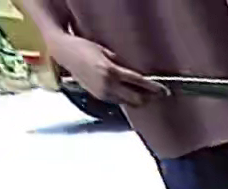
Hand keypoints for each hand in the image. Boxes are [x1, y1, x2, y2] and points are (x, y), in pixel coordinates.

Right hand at [50, 34, 165, 106]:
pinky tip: (130, 94)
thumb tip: (139, 77)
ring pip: (130, 103)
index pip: (139, 83)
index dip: (154, 89)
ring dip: (139, 100)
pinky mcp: (100, 98)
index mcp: (111, 71)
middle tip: (157, 95)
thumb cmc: (83, 46)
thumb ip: (122, 65)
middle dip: (149, 98)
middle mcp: (108, 85)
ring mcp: (104, 93)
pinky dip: (127, 99)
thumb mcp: (105, 52)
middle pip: (138, 100)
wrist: (62, 51)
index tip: (165, 91)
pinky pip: (120, 102)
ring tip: (146, 95)